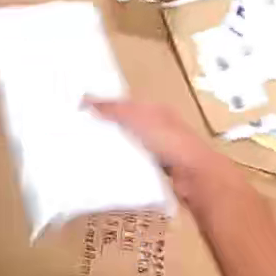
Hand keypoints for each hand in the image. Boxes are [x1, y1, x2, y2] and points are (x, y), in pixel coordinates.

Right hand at [88, 97, 238, 198]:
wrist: (194, 174)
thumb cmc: (169, 140)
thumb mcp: (138, 119)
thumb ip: (114, 110)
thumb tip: (87, 100)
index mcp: (156, 110)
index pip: (125, 104)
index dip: (105, 107)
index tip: (82, 113)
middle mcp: (159, 128)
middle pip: (127, 126)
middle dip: (107, 129)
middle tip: (81, 135)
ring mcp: (160, 150)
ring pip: (131, 146)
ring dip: (116, 149)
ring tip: (91, 153)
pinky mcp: (159, 171)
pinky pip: (136, 165)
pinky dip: (124, 165)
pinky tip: (110, 170)